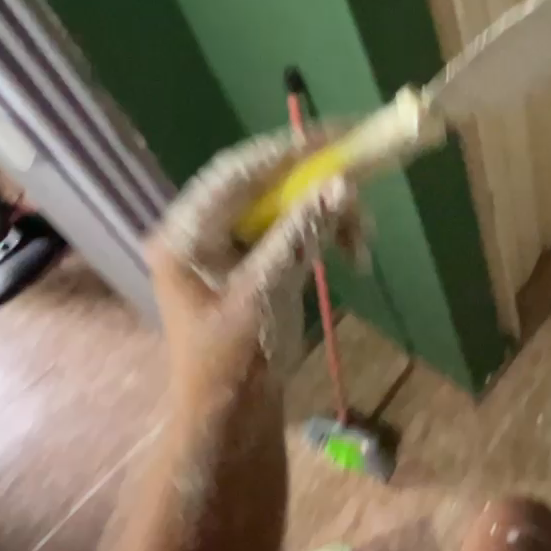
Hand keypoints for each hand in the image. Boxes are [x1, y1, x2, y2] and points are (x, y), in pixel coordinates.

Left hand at [144, 130, 357, 393]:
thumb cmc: (235, 362)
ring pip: (289, 200)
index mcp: (187, 233)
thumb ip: (300, 233)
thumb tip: (341, 183)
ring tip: (363, 241)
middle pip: (268, 180)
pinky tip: (354, 253)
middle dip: (319, 182)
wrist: (232, 416)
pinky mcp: (256, 254)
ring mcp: (230, 240)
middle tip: (364, 170)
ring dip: (331, 213)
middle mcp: (204, 226)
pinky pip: (297, 223)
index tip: (340, 135)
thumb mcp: (266, 294)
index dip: (290, 148)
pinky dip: (328, 231)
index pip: (239, 170)